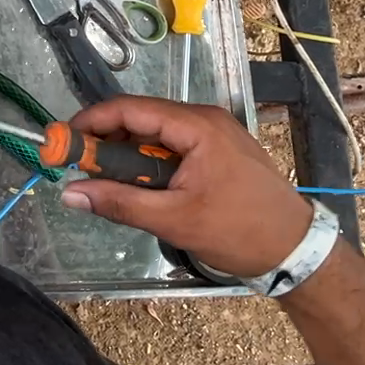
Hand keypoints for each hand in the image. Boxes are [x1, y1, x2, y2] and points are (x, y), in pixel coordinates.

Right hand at [59, 98, 313, 277]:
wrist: (303, 255)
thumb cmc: (241, 232)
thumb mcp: (174, 220)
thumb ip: (119, 202)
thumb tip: (68, 194)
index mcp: (197, 126)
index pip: (129, 109)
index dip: (90, 121)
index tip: (61, 142)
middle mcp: (204, 119)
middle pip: (139, 117)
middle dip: (104, 139)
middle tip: (80, 166)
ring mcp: (213, 132)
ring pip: (152, 131)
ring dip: (125, 152)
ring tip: (106, 179)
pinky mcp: (217, 149)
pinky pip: (169, 143)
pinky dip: (147, 159)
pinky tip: (138, 183)